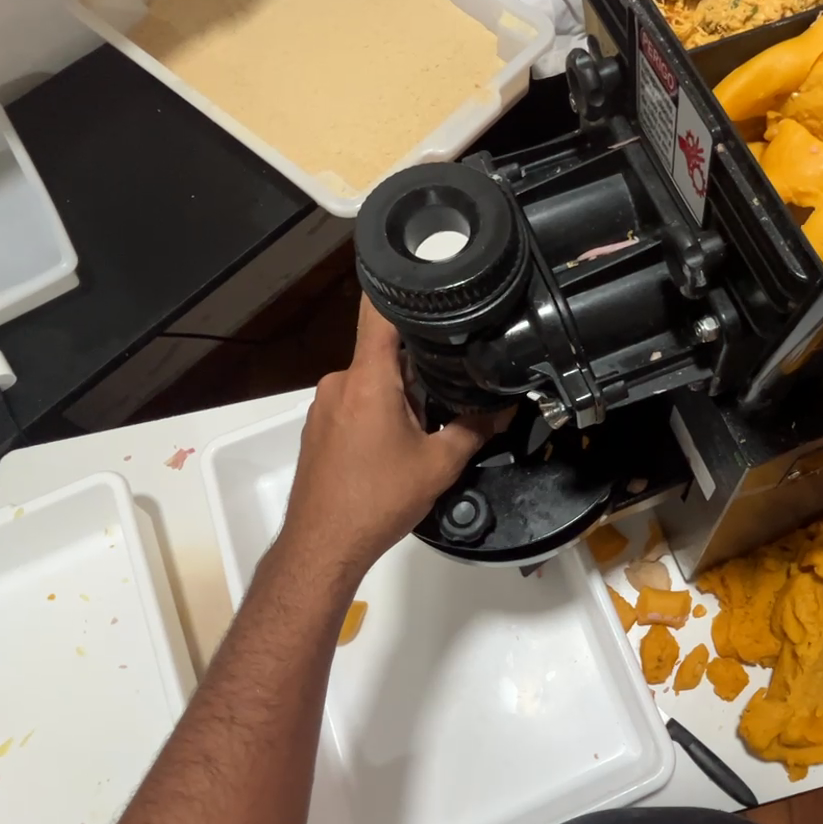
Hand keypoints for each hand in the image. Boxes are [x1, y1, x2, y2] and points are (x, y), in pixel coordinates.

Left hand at [273, 299, 504, 581]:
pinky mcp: (319, 428)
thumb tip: (504, 410)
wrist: (323, 545)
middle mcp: (340, 383)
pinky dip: (379, 412)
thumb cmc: (377, 501)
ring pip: (371, 381)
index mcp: (368, 379)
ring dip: (400, 394)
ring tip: (426, 425)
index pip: (379, 312)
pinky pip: (356, 403)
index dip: (402, 289)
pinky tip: (396, 445)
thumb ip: (475, 429)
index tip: (427, 278)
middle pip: (384, 352)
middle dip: (418, 365)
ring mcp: (325, 406)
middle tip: (451, 384)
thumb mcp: (439, 464)